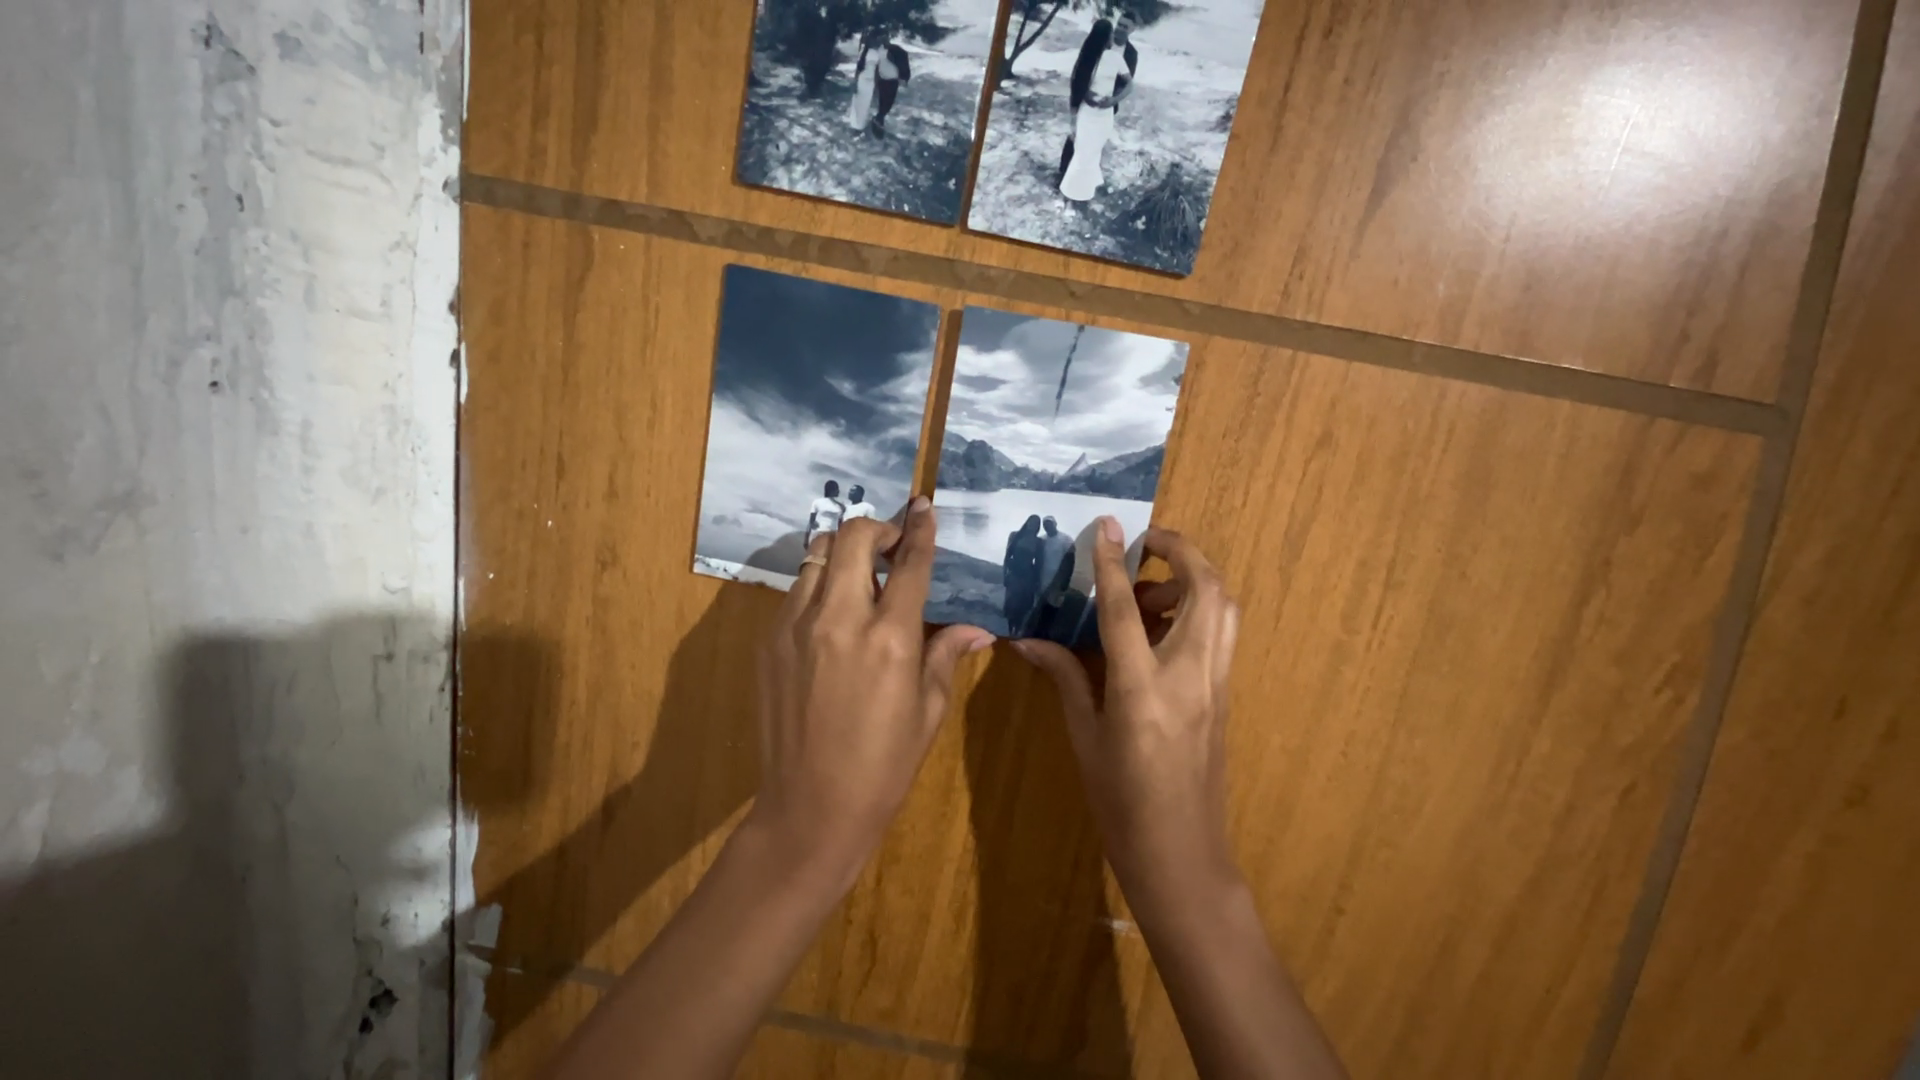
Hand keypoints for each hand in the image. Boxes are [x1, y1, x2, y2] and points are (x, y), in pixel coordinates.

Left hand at [750, 498, 992, 879]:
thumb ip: (946, 655)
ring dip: (844, 552)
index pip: (910, 564)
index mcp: (889, 638)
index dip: (920, 529)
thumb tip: (977, 629)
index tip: (924, 506)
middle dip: (878, 528)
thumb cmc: (883, 766)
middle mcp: (839, 619)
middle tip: (894, 545)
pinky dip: (818, 584)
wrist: (810, 807)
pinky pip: (796, 590)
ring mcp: (795, 627)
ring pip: (816, 555)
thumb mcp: (928, 711)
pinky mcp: (769, 641)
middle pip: (853, 538)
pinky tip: (832, 612)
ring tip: (862, 574)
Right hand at [1014, 521, 1239, 886]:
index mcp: (1143, 690)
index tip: (1107, 524)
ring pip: (1224, 607)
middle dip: (1182, 551)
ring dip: (1195, 578)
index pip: (1125, 609)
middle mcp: (1190, 677)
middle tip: (1145, 543)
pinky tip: (1162, 625)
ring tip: (1150, 588)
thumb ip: (1065, 679)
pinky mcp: (1227, 695)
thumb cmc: (1122, 805)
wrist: (1183, 856)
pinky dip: (1200, 609)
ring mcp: (1216, 685)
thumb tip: (1026, 640)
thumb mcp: (1084, 740)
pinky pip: (1221, 633)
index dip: (1113, 562)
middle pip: (1205, 590)